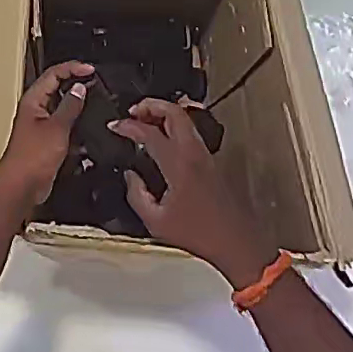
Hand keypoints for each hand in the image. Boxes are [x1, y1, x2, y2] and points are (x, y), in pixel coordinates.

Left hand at [0, 61, 94, 209]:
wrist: (22, 186)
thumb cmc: (30, 158)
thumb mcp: (56, 128)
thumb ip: (70, 106)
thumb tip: (79, 89)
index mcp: (33, 100)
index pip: (53, 74)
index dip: (72, 68)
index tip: (89, 69)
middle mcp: (35, 110)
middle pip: (57, 88)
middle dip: (75, 83)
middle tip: (93, 81)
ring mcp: (41, 125)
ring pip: (61, 107)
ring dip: (76, 105)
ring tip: (94, 103)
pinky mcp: (47, 140)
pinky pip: (64, 126)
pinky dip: (75, 125)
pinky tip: (87, 130)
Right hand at [113, 98, 278, 285]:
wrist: (237, 246)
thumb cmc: (200, 236)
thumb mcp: (156, 221)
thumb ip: (136, 194)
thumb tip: (130, 176)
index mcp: (178, 165)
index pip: (149, 132)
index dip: (128, 126)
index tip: (115, 126)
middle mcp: (194, 154)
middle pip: (174, 111)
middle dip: (150, 105)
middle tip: (133, 111)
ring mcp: (206, 156)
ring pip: (185, 119)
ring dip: (163, 114)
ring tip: (145, 121)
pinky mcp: (212, 162)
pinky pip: (190, 133)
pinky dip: (173, 126)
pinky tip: (162, 139)